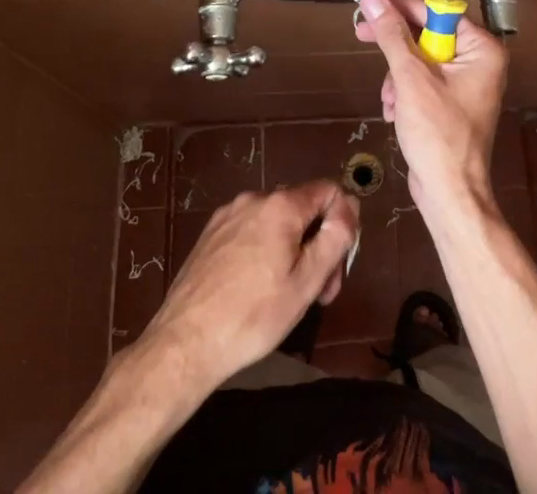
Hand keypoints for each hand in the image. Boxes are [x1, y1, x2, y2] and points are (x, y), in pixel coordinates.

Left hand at [145, 180, 359, 389]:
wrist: (185, 344)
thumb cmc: (254, 315)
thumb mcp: (307, 281)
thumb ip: (335, 237)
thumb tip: (350, 206)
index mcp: (280, 206)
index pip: (330, 192)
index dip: (344, 222)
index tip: (339, 264)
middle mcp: (252, 200)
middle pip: (303, 210)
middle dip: (318, 245)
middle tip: (320, 292)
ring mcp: (227, 217)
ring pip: (278, 224)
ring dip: (294, 252)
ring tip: (290, 297)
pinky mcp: (210, 237)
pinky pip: (252, 233)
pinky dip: (267, 253)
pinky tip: (260, 290)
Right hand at [354, 0, 506, 210]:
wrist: (449, 191)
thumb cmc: (438, 135)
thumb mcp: (411, 78)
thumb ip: (391, 36)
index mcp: (483, 50)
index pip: (439, 12)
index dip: (402, 8)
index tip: (371, 4)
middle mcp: (480, 62)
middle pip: (427, 36)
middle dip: (397, 51)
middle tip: (361, 35)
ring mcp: (466, 85)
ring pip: (419, 62)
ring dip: (397, 78)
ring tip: (392, 101)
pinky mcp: (451, 104)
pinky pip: (422, 83)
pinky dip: (404, 94)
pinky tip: (395, 112)